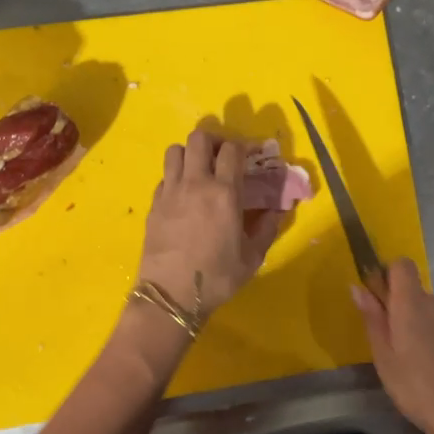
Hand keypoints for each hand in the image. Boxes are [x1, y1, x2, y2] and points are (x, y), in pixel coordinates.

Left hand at [137, 129, 280, 319]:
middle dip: (214, 141)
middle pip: (199, 138)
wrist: (171, 295)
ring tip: (200, 169)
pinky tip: (183, 195)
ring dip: (190, 153)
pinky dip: (175, 177)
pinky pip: (165, 176)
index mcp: (225, 193)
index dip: (243, 146)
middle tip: (222, 156)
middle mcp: (196, 183)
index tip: (250, 155)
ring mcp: (171, 192)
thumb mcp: (252, 257)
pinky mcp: (154, 204)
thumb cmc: (217, 277)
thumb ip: (267, 228)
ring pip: (176, 150)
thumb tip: (278, 210)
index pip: (232, 149)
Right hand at [354, 259, 433, 433]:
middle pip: (411, 287)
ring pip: (423, 307)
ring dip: (409, 321)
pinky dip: (424, 333)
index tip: (374, 298)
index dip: (385, 273)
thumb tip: (358, 287)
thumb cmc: (416, 386)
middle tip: (382, 338)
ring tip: (401, 357)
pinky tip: (422, 365)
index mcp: (412, 302)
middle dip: (394, 303)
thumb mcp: (384, 355)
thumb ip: (372, 318)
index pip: (401, 265)